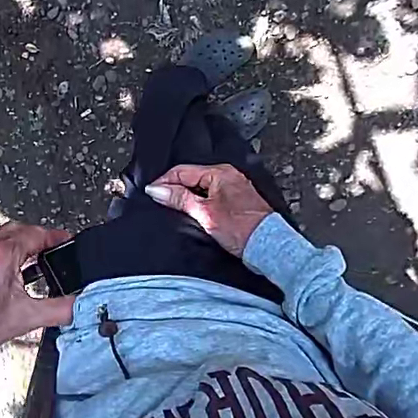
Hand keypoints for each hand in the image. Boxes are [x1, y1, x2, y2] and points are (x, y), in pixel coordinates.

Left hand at [0, 222, 76, 367]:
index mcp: (2, 256)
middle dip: (40, 236)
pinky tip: (13, 271)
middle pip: (19, 230)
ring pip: (3, 237)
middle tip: (54, 246)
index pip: (36, 234)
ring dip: (22, 242)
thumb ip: (60, 309)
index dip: (56, 237)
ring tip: (37, 257)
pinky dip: (7, 251)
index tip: (67, 241)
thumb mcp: (28, 318)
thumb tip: (80, 305)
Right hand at [145, 164, 274, 256]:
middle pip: (192, 177)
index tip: (151, 193)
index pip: (183, 171)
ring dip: (186, 195)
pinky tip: (191, 212)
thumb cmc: (241, 229)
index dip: (164, 182)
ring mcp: (234, 188)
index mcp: (221, 172)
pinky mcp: (237, 202)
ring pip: (201, 187)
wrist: (267, 246)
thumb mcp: (205, 213)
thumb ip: (180, 199)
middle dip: (174, 187)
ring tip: (172, 206)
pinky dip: (198, 201)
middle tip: (158, 200)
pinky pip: (211, 195)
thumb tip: (157, 190)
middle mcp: (229, 175)